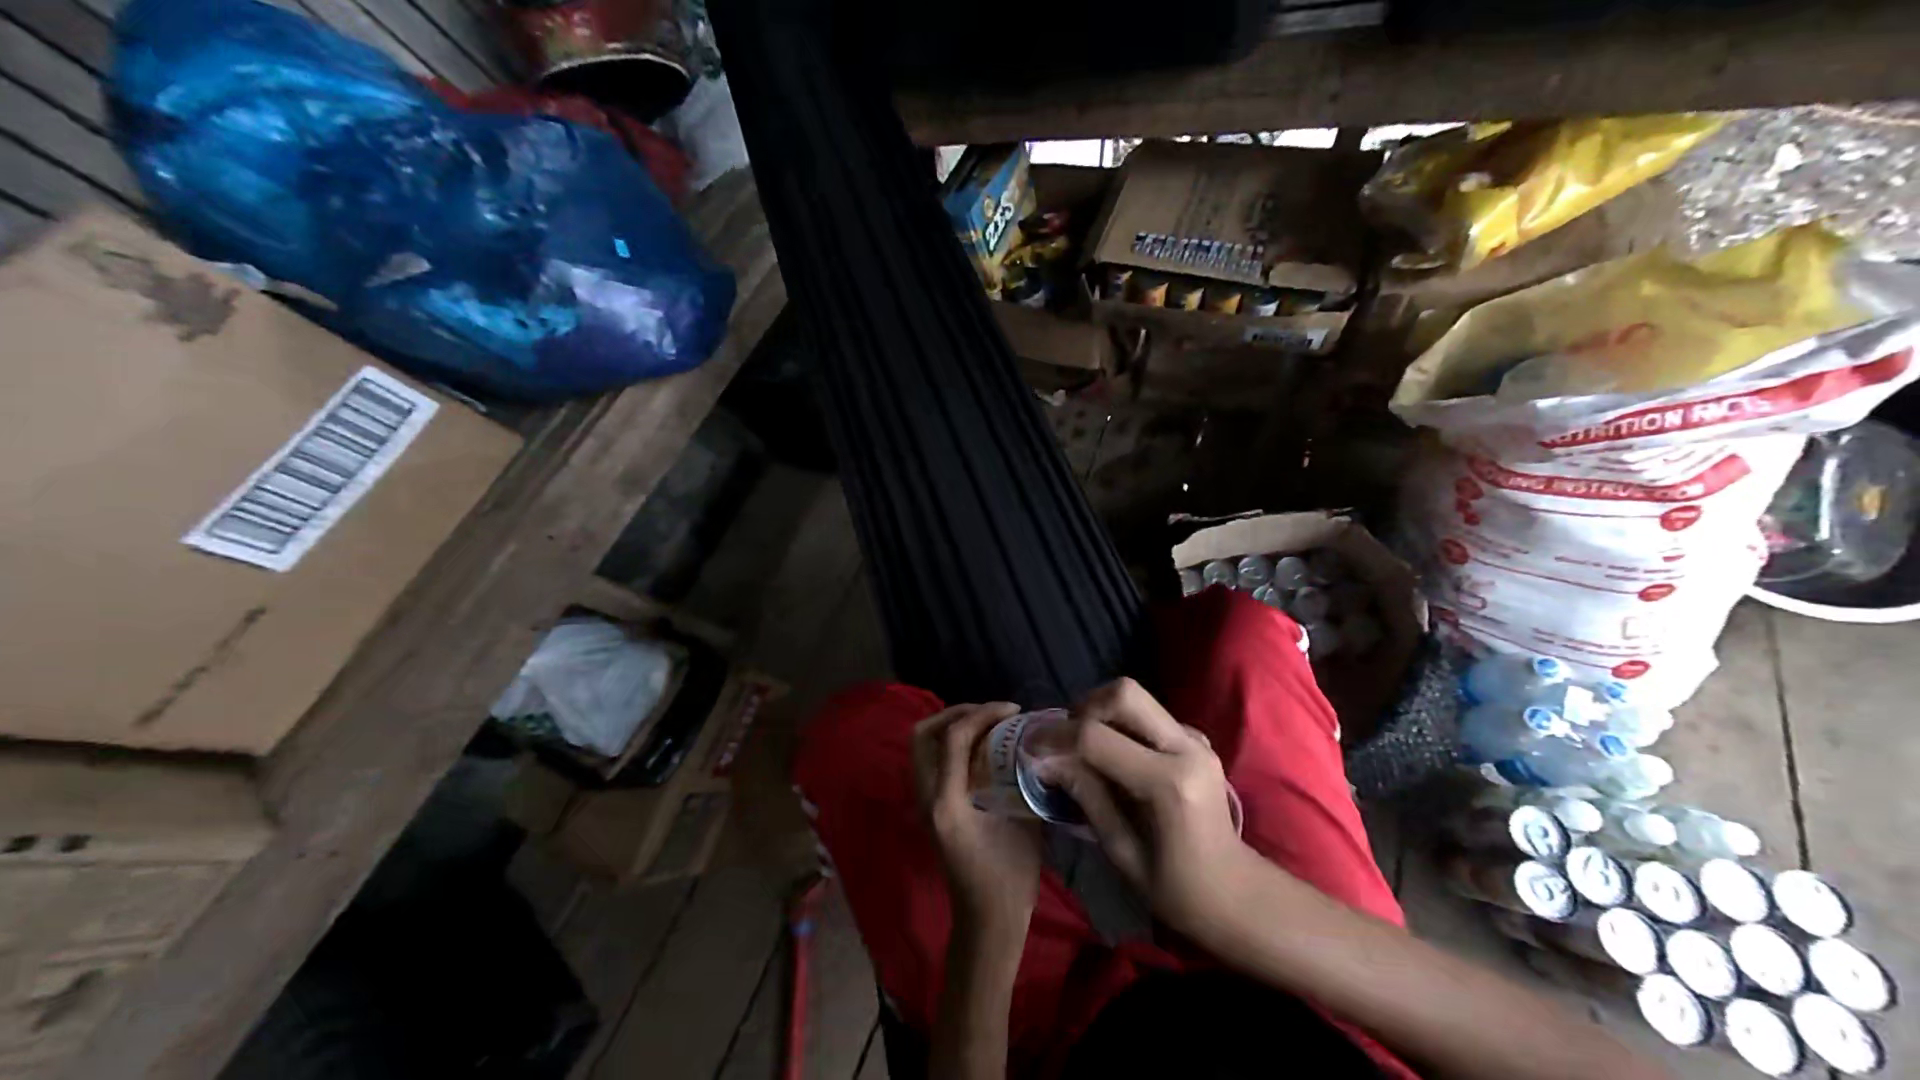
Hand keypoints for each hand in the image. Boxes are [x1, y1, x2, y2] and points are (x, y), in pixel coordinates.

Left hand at [912, 702, 1042, 933]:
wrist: (986, 919)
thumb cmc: (1010, 877)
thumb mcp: (1023, 824)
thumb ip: (1021, 779)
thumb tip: (1033, 744)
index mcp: (947, 802)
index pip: (953, 738)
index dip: (983, 714)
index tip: (1012, 710)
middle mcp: (926, 797)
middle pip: (923, 734)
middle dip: (956, 713)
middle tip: (991, 713)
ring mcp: (922, 803)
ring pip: (922, 746)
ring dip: (950, 726)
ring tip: (986, 724)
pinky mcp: (929, 808)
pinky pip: (931, 762)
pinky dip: (950, 745)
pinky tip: (982, 749)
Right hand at [1039, 678, 1262, 933]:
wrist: (1235, 894)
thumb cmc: (1176, 888)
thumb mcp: (1121, 850)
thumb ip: (1086, 795)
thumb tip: (1044, 759)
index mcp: (1168, 783)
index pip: (1097, 738)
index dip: (1055, 737)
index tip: (1028, 746)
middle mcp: (1186, 749)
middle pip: (1124, 694)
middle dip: (1083, 707)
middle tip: (1063, 738)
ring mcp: (1196, 740)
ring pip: (1137, 697)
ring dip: (1101, 712)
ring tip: (1081, 745)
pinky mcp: (1196, 740)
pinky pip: (1149, 714)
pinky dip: (1121, 723)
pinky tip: (1112, 755)